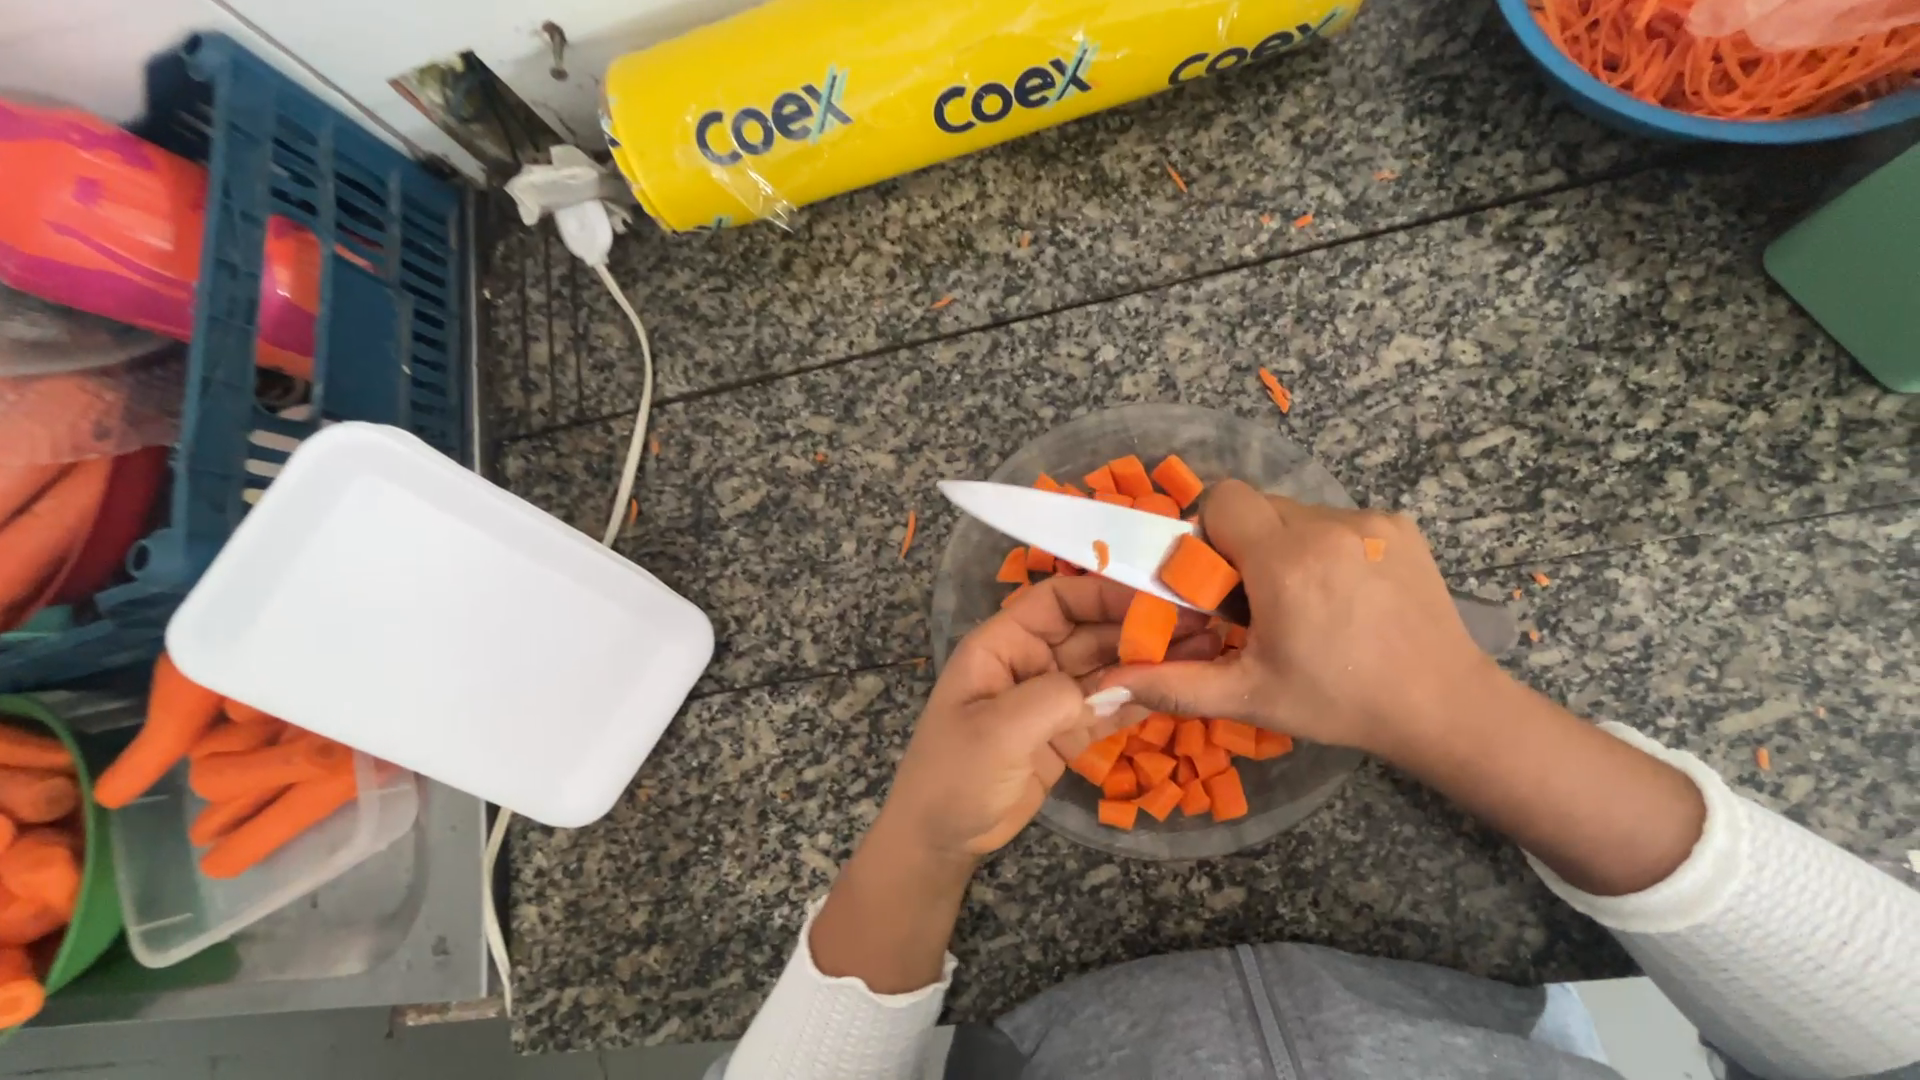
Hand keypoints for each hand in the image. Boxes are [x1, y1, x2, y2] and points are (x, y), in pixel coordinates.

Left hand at [878, 575, 1214, 860]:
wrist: (941, 839)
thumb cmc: (953, 776)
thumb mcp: (995, 732)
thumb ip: (1052, 699)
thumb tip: (1111, 684)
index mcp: (1002, 645)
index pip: (1057, 601)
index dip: (1104, 592)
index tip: (1156, 595)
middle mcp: (1030, 661)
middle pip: (1091, 630)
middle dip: (1139, 626)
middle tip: (1199, 623)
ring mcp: (1050, 697)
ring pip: (1106, 667)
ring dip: (1150, 660)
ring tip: (1205, 651)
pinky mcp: (1067, 731)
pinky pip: (1109, 706)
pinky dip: (1141, 698)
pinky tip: (1180, 689)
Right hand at [1102, 479, 1495, 758]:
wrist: (1445, 706)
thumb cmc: (1339, 702)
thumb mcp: (1248, 696)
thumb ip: (1172, 684)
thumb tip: (1106, 684)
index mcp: (1285, 562)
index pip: (1222, 500)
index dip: (1206, 534)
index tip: (1216, 580)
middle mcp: (1327, 526)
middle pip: (1256, 505)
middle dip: (1242, 543)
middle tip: (1256, 599)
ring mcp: (1370, 522)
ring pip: (1295, 511)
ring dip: (1282, 544)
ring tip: (1303, 599)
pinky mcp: (1399, 526)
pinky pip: (1336, 519)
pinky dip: (1323, 546)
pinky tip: (1342, 592)